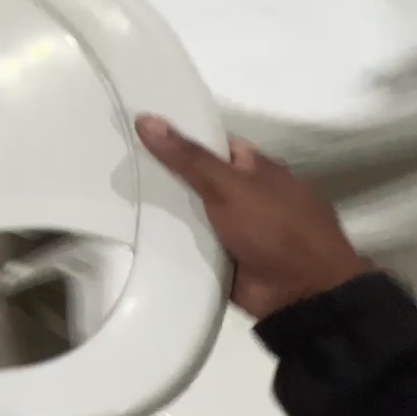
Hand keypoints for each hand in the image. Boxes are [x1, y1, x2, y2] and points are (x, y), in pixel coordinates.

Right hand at [136, 115, 372, 319]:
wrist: (302, 297)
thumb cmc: (277, 231)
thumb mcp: (230, 186)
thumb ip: (188, 156)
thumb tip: (145, 118)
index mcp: (261, 171)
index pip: (214, 143)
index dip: (180, 135)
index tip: (139, 130)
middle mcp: (250, 194)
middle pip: (197, 174)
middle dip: (164, 171)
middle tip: (118, 159)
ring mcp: (237, 225)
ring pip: (189, 205)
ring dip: (163, 203)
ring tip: (114, 187)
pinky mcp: (223, 251)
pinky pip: (186, 233)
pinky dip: (167, 229)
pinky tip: (133, 220)